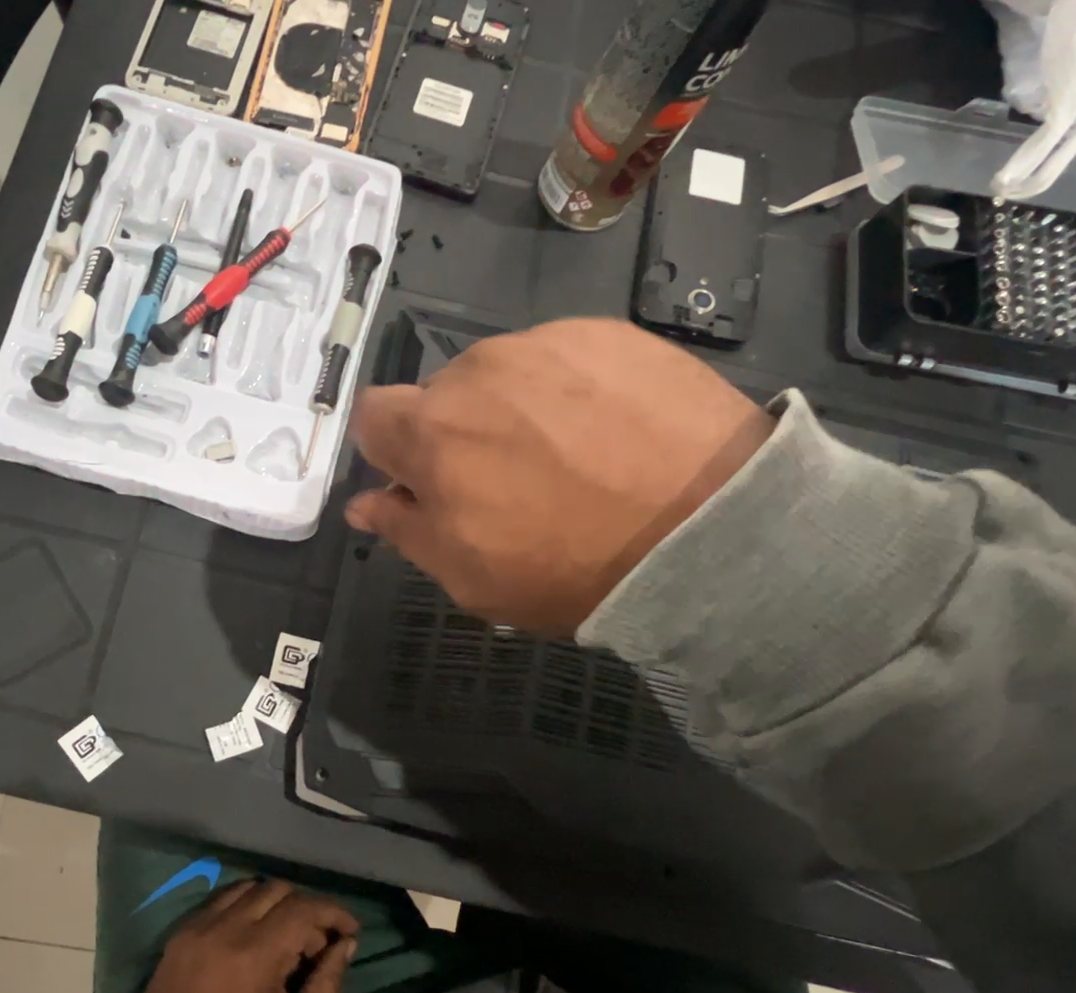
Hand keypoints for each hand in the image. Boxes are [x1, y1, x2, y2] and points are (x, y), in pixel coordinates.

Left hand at [138, 879, 359, 992]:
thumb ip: (326, 988)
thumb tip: (345, 944)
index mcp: (255, 955)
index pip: (303, 909)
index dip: (333, 912)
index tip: (351, 928)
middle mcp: (224, 928)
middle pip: (277, 890)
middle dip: (305, 910)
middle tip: (314, 945)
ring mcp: (197, 926)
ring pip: (247, 888)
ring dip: (274, 903)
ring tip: (283, 937)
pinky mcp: (180, 932)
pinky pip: (219, 900)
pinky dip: (244, 905)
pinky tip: (252, 933)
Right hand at [346, 318, 772, 636]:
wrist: (710, 530)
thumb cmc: (572, 567)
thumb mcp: (469, 576)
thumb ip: (405, 530)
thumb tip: (364, 502)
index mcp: (431, 430)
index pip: (372, 414)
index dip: (391, 449)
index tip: (426, 480)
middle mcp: (477, 370)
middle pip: (442, 394)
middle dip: (458, 430)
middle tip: (510, 478)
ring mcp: (546, 342)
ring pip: (504, 373)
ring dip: (515, 407)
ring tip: (572, 453)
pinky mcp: (607, 332)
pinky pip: (563, 357)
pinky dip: (571, 389)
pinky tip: (614, 430)